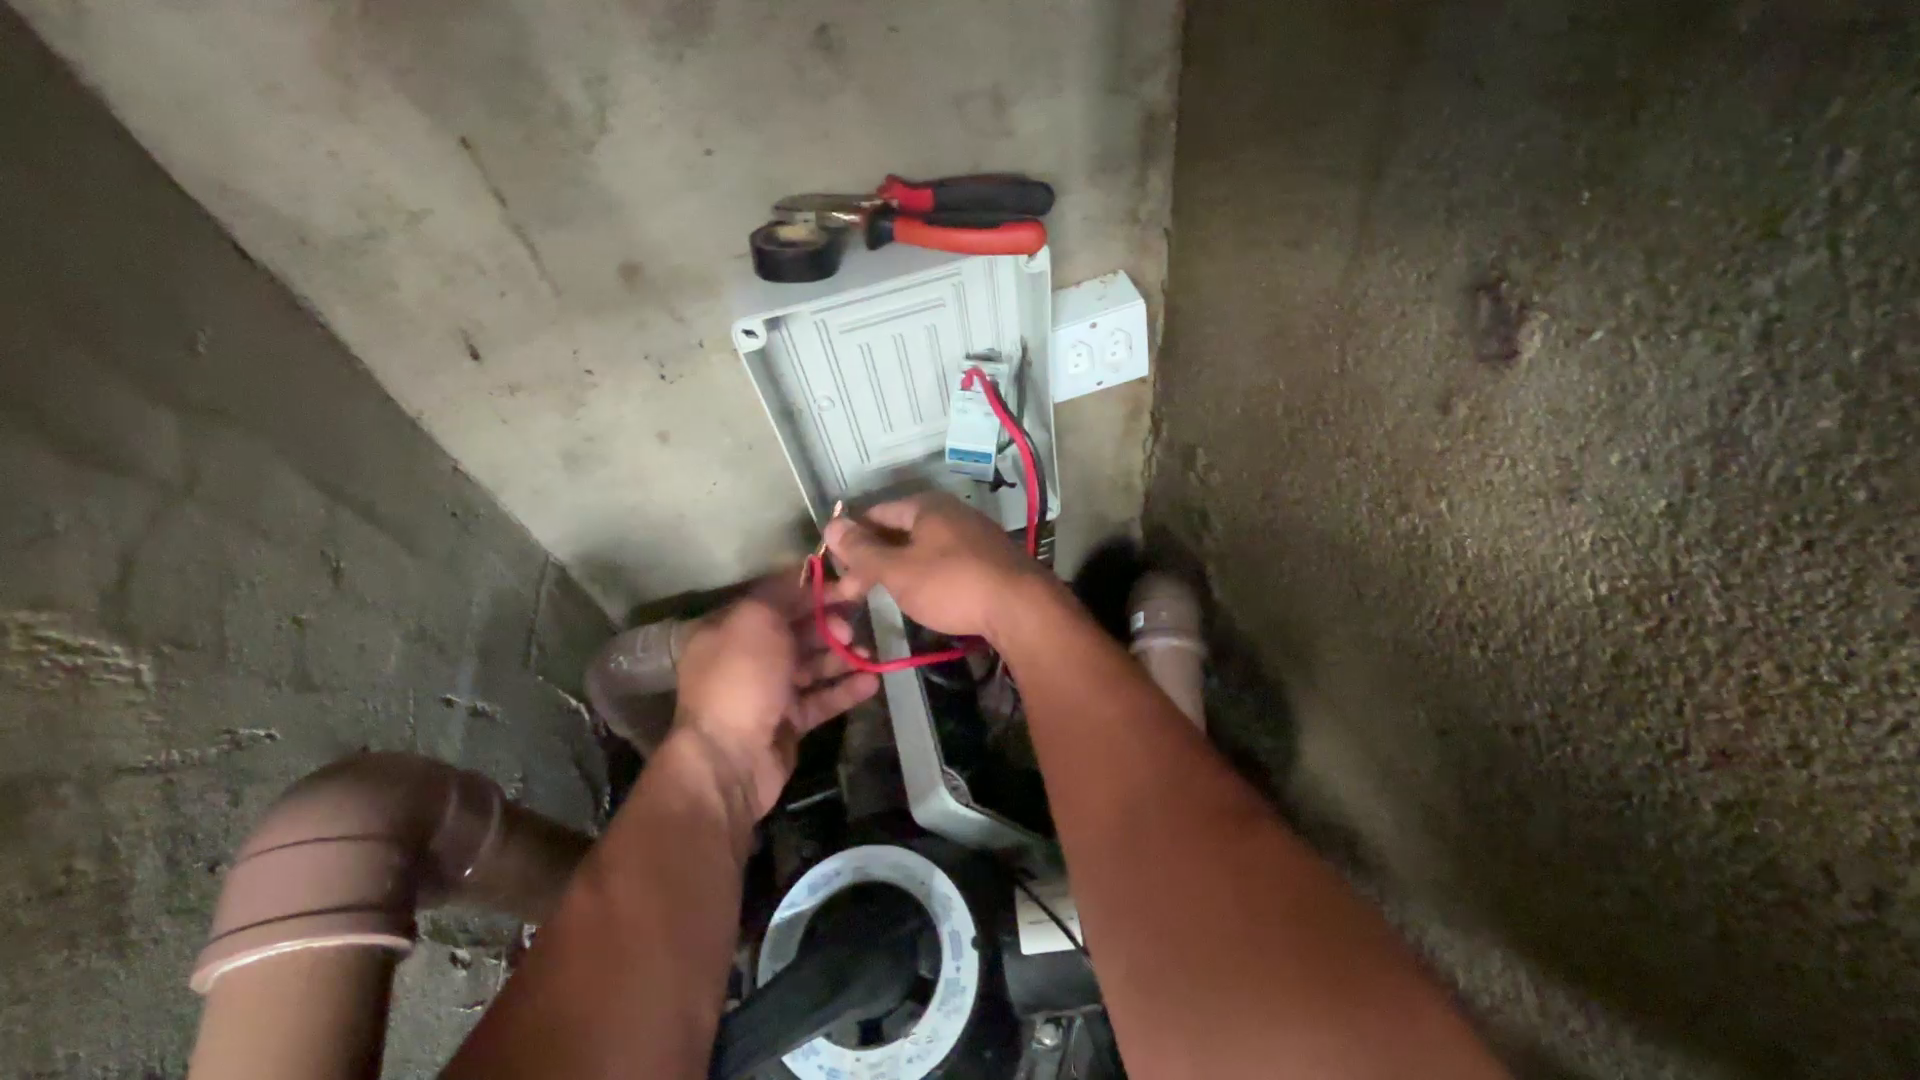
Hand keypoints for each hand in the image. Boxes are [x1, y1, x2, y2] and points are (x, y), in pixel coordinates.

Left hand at [671, 576, 878, 820]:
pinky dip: (844, 689)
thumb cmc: (741, 678)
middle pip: (796, 632)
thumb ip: (782, 593)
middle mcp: (745, 657)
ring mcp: (766, 693)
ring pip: (811, 666)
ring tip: (869, 655)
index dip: (813, 591)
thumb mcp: (756, 620)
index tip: (848, 587)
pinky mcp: (786, 723)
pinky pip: (820, 700)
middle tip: (852, 625)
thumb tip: (804, 574)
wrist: (729, 759)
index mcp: (729, 628)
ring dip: (841, 657)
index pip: (777, 600)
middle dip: (828, 625)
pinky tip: (871, 682)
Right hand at [823, 492, 1057, 643]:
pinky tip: (919, 597)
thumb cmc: (952, 584)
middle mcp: (950, 513)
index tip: (835, 566)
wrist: (1020, 608)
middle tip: (852, 592)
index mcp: (926, 506)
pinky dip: (925, 576)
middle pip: (899, 530)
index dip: (852, 537)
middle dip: (873, 559)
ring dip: (897, 570)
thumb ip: (862, 550)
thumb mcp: (898, 570)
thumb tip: (830, 525)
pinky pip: (945, 562)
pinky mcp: (988, 561)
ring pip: (922, 548)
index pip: (876, 513)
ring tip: (881, 596)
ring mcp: (973, 536)